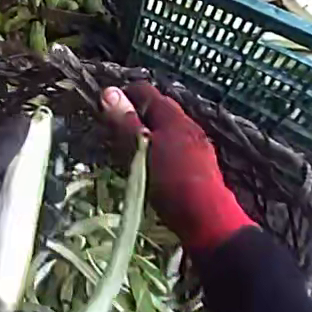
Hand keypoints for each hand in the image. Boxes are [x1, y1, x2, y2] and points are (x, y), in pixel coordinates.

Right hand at [101, 83, 253, 251]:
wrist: (208, 221)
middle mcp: (187, 125)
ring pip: (163, 129)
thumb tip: (108, 91)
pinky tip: (147, 167)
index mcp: (173, 117)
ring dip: (143, 134)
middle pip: (155, 109)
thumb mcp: (140, 149)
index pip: (143, 90)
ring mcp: (196, 145)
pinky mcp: (198, 164)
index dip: (121, 96)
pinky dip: (155, 149)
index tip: (103, 111)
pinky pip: (172, 146)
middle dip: (132, 116)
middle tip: (110, 132)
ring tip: (125, 151)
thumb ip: (124, 121)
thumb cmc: (170, 182)